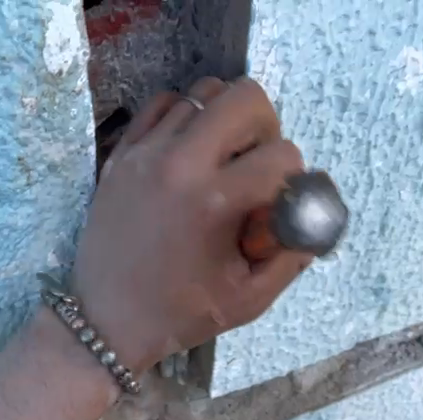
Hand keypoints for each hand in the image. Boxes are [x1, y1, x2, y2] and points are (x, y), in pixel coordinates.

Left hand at [69, 77, 314, 373]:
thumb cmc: (181, 315)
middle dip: (265, 126)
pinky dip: (184, 118)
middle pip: (244, 96)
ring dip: (224, 122)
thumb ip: (291, 258)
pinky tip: (188, 154)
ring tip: (221, 160)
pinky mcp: (123, 153)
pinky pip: (163, 104)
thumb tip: (314, 220)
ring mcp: (146, 153)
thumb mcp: (249, 301)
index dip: (292, 177)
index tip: (279, 200)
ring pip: (203, 95)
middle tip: (256, 163)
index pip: (280, 155)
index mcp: (215, 202)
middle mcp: (180, 164)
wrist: (108, 321)